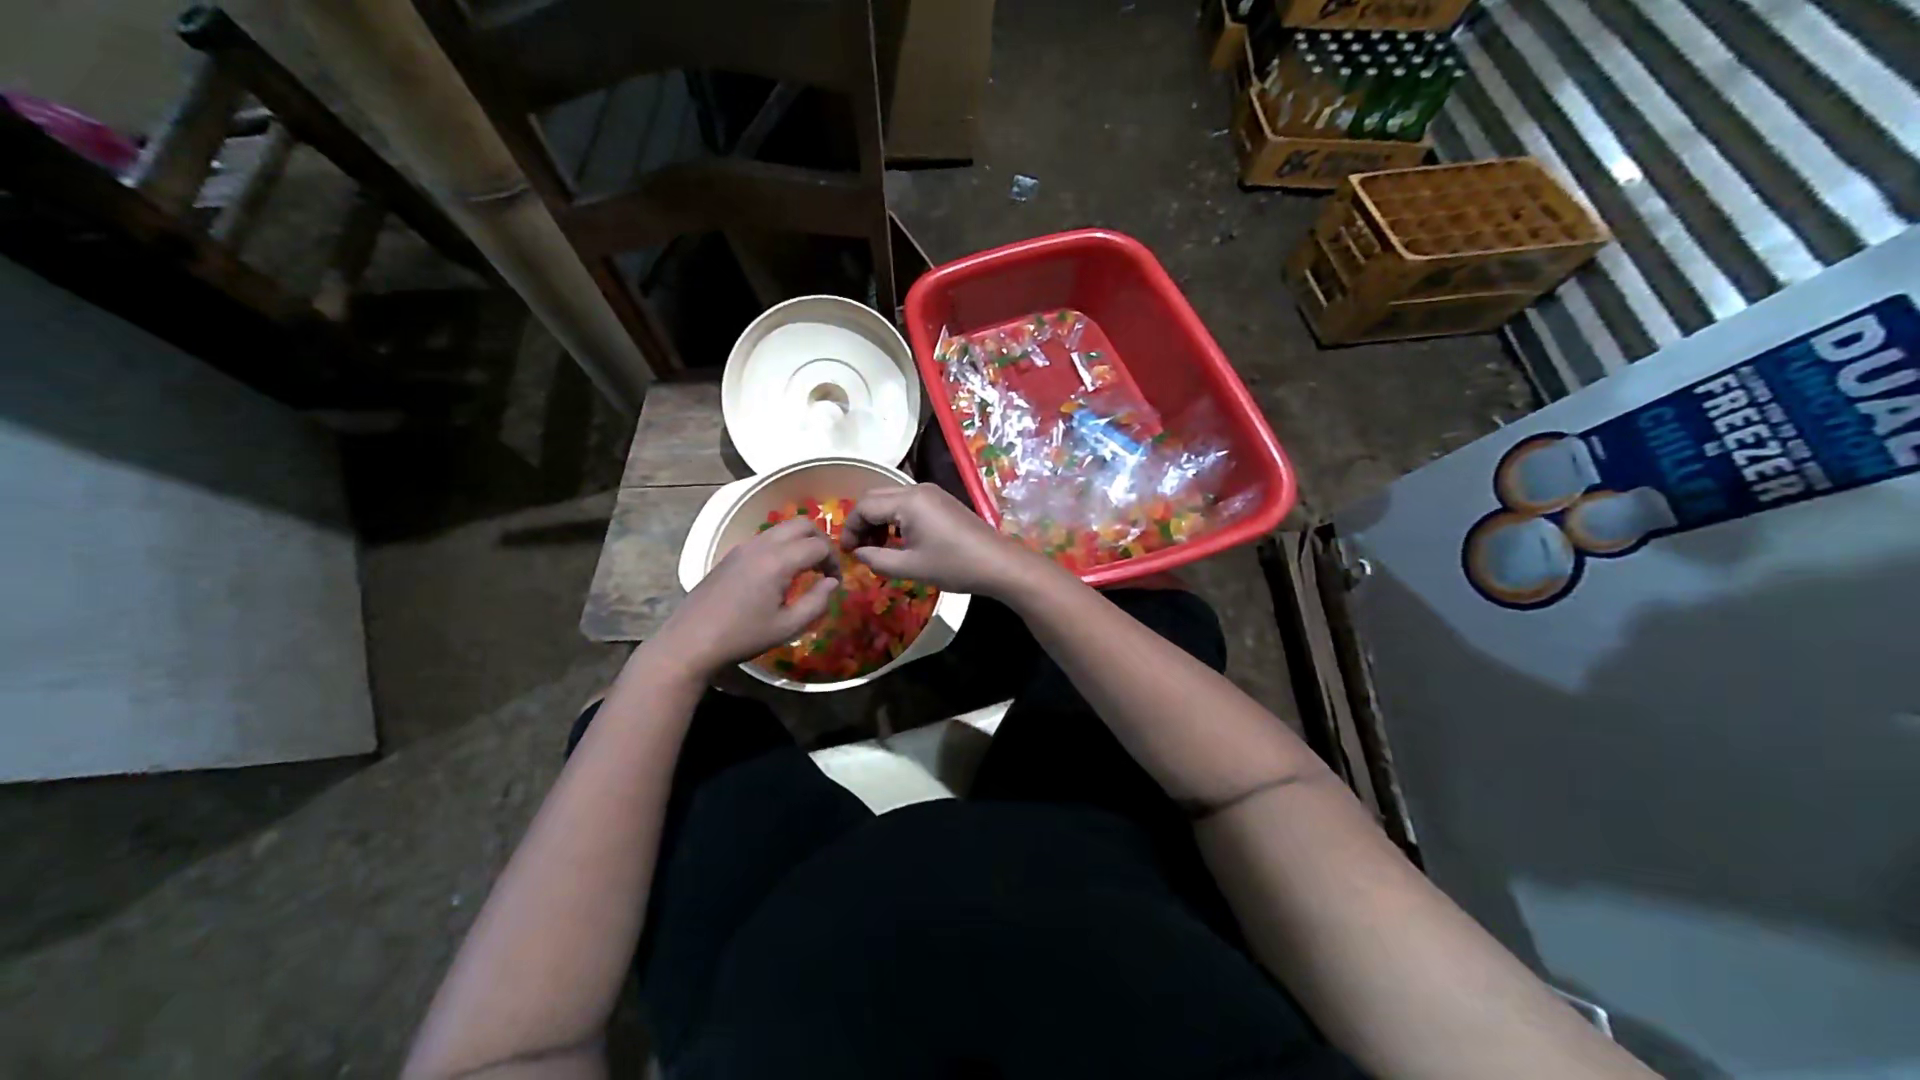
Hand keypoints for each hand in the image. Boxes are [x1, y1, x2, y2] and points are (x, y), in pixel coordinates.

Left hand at [655, 517, 839, 676]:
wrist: (691, 640)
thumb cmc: (743, 636)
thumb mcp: (788, 627)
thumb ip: (817, 603)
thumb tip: (832, 583)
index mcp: (778, 562)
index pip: (819, 546)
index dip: (834, 562)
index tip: (834, 582)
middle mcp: (762, 545)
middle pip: (802, 524)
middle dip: (820, 541)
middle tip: (824, 566)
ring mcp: (744, 547)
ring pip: (782, 528)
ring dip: (800, 541)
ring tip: (805, 568)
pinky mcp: (732, 554)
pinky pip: (765, 538)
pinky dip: (782, 545)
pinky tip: (779, 573)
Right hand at [841, 483, 1043, 596]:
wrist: (998, 564)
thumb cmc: (953, 566)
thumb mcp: (910, 568)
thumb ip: (877, 559)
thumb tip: (858, 554)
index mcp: (908, 501)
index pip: (864, 506)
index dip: (851, 529)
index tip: (847, 552)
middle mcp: (917, 489)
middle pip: (875, 497)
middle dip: (863, 522)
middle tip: (860, 549)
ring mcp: (932, 493)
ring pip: (891, 499)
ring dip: (879, 520)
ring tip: (879, 548)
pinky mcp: (941, 501)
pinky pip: (907, 503)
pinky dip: (895, 519)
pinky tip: (899, 541)